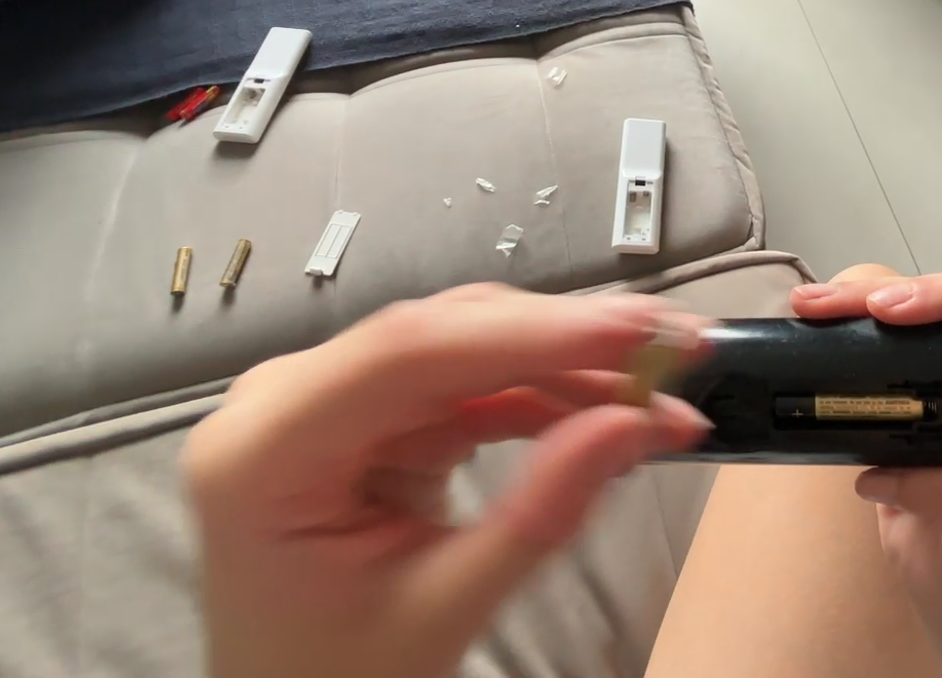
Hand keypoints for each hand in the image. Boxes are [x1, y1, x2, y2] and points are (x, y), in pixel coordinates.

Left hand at [181, 284, 710, 677]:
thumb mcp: (440, 612)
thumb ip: (542, 512)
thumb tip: (637, 424)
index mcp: (266, 447)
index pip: (410, 351)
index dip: (533, 329)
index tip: (634, 331)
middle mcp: (298, 395)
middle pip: (454, 333)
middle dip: (575, 337)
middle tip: (675, 343)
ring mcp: (346, 393)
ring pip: (482, 344)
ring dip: (579, 361)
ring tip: (663, 383)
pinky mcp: (391, 406)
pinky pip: (486, 378)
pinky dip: (557, 391)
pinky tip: (615, 404)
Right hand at [790, 266, 941, 631]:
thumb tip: (886, 473)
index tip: (897, 314)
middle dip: (884, 288)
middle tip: (828, 306)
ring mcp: (939, 367)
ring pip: (899, 299)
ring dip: (850, 294)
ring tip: (808, 307)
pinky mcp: (894, 380)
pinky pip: (868, 334)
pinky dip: (835, 322)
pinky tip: (808, 320)